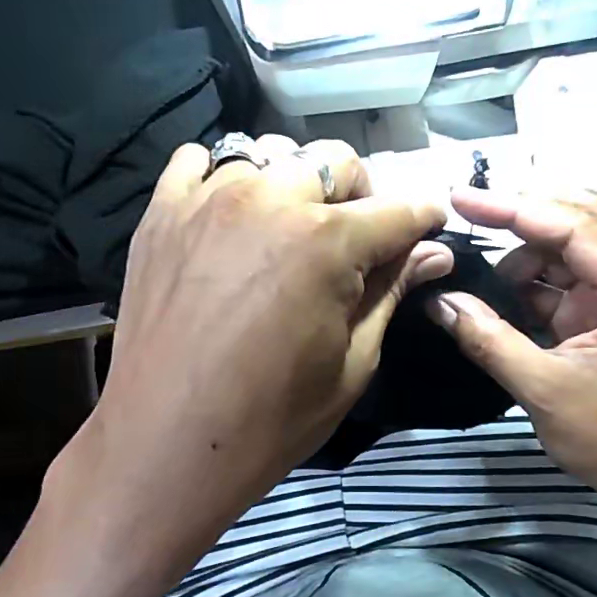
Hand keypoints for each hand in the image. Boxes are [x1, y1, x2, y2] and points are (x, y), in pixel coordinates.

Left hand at [67, 136, 449, 560]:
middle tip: (356, 240)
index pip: (396, 210)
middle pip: (335, 162)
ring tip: (291, 228)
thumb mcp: (354, 362)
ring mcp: (209, 200)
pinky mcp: (162, 212)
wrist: (168, 441)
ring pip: (270, 154)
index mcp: (328, 242)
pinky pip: (199, 160)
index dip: (423, 218)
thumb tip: (433, 254)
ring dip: (295, 183)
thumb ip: (391, 294)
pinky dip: (225, 177)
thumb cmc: (274, 416)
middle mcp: (271, 201)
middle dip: (359, 193)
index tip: (431, 226)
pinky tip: (229, 216)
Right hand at [428, 186, 596, 522]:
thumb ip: (489, 339)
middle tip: (470, 222)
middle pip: (587, 219)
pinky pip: (581, 275)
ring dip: (532, 253)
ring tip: (490, 283)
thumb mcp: (545, 390)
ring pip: (582, 243)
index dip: (515, 208)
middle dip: (525, 219)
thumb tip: (439, 300)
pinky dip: (542, 279)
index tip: (461, 198)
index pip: (579, 226)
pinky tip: (508, 293)